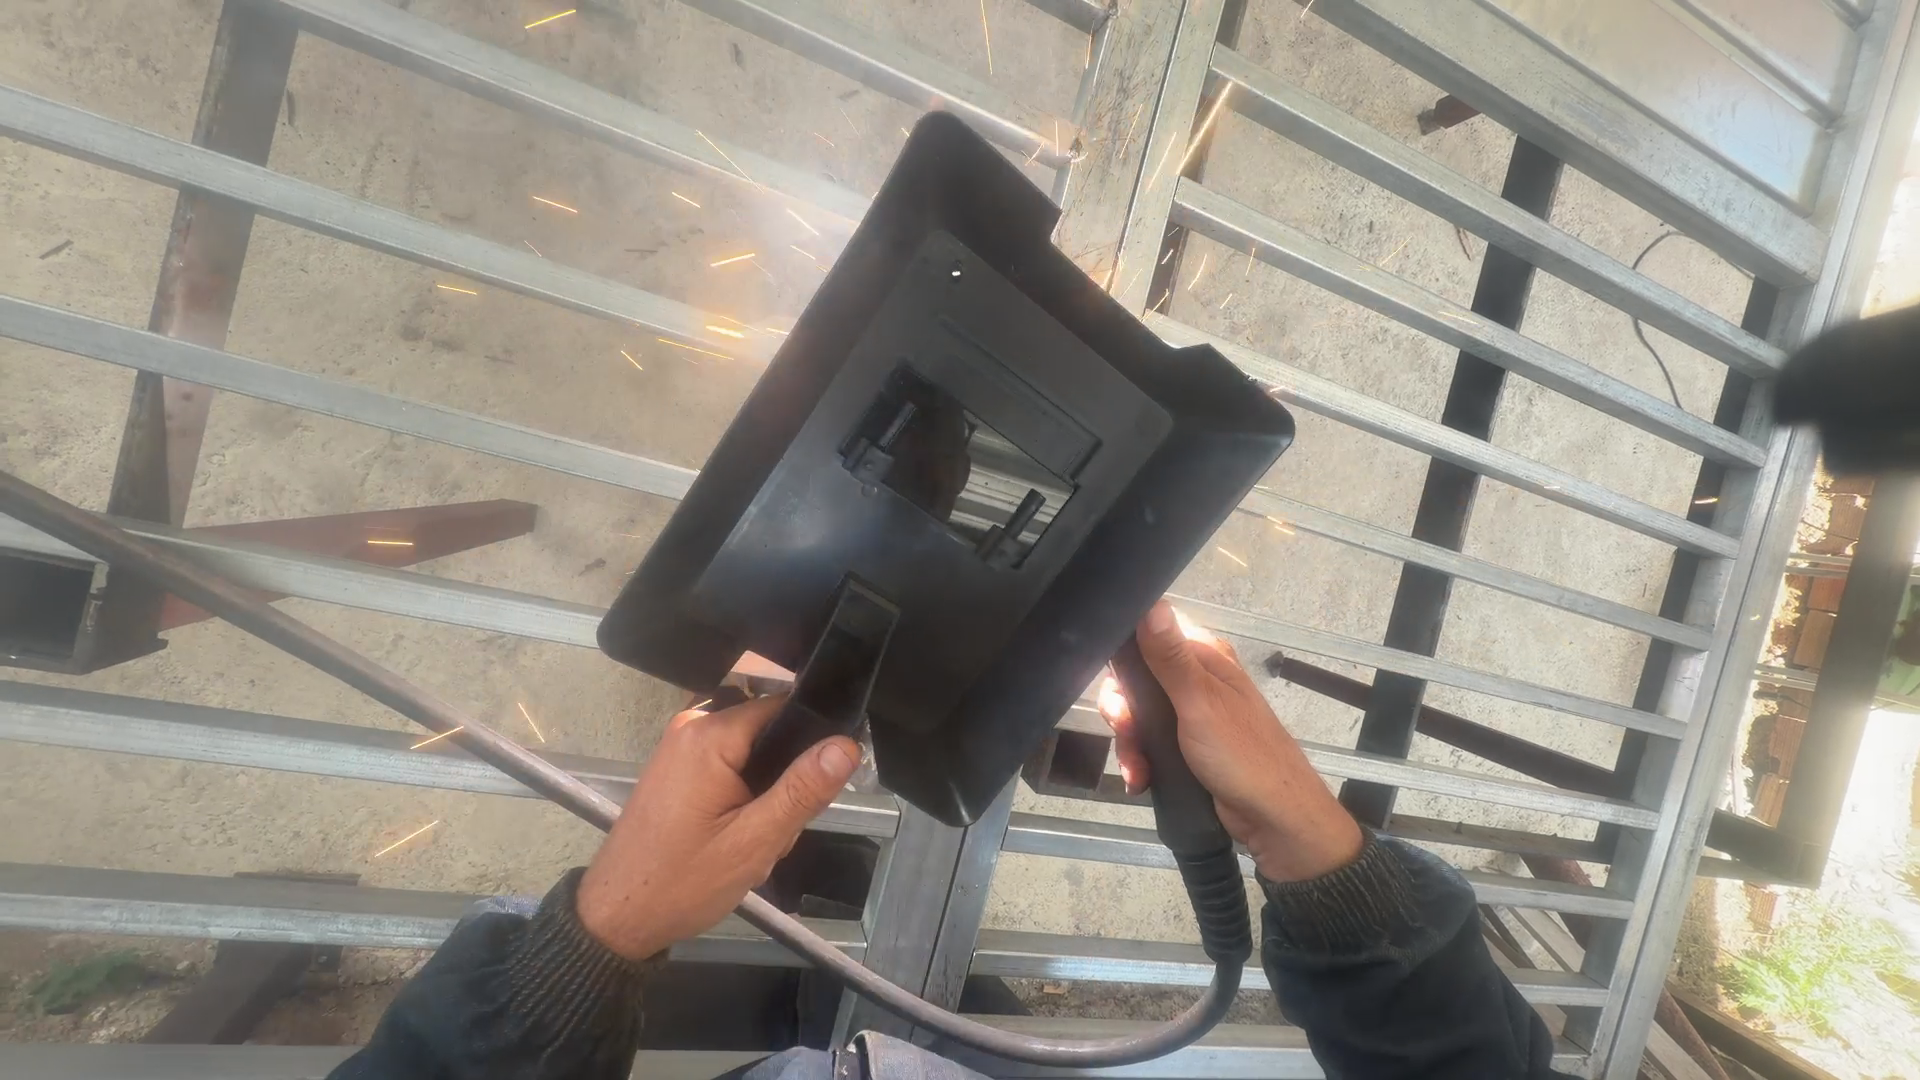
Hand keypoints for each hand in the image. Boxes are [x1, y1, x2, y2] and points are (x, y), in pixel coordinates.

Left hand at [576, 695, 859, 959]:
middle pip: (770, 729)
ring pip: (753, 750)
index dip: (813, 738)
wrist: (613, 921)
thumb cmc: (681, 883)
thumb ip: (802, 789)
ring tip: (759, 837)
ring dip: (767, 789)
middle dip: (787, 775)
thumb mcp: (754, 841)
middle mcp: (693, 725)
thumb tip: (847, 746)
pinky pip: (730, 762)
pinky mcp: (677, 765)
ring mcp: (681, 744)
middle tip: (781, 826)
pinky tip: (740, 831)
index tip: (823, 782)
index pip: (784, 707)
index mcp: (710, 734)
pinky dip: (745, 792)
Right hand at [1098, 600, 1363, 882]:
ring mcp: (1188, 714)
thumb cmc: (1241, 755)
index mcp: (1203, 657)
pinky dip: (1139, 759)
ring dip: (1129, 741)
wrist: (1274, 822)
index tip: (1114, 675)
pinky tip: (1140, 778)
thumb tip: (1150, 602)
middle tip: (1125, 728)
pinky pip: (1147, 742)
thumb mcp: (1199, 702)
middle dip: (1122, 708)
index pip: (1152, 630)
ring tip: (1136, 768)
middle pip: (1136, 677)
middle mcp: (1195, 678)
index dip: (1126, 647)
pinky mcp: (1183, 745)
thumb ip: (1170, 657)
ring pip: (1137, 713)